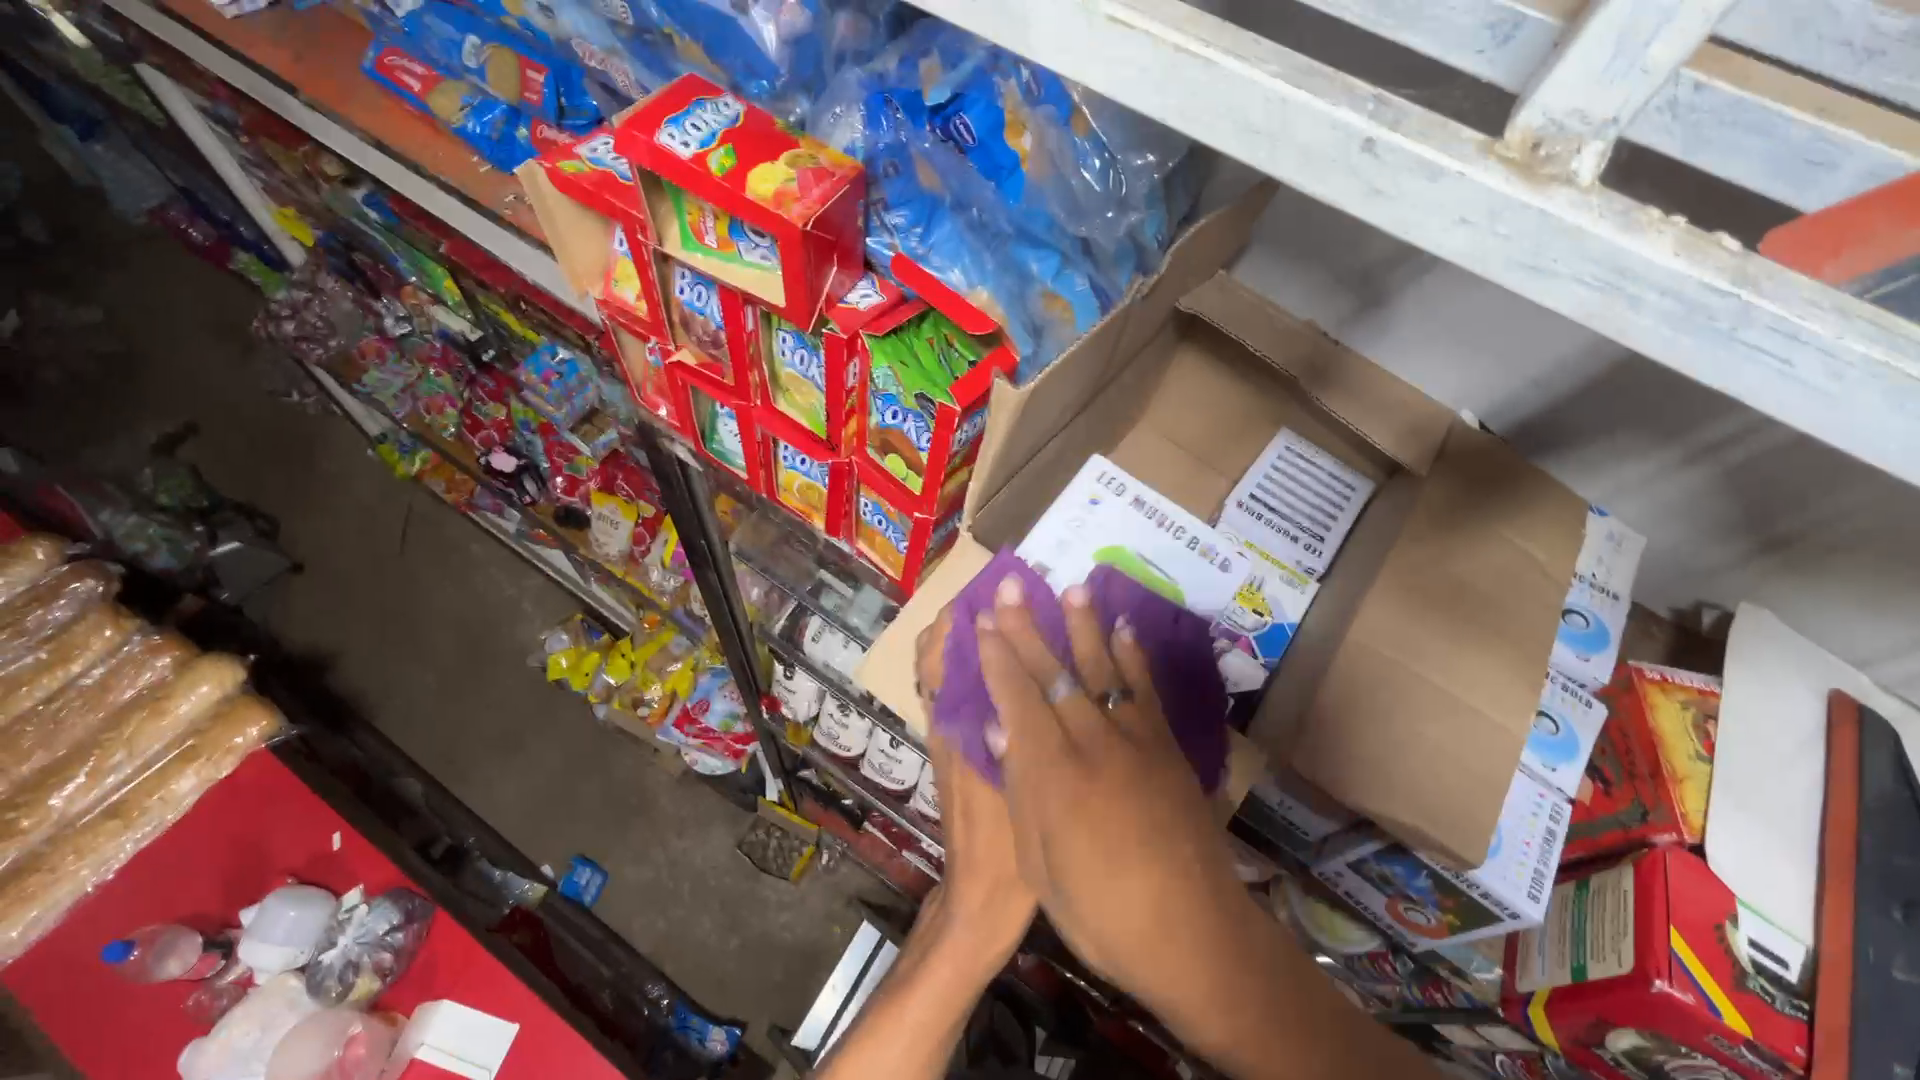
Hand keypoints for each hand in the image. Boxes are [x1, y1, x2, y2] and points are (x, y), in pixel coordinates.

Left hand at [914, 606, 1034, 960]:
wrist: (980, 900)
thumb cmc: (1002, 848)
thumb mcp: (1016, 786)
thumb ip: (1010, 730)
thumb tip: (1008, 667)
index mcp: (954, 728)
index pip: (939, 657)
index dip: (956, 620)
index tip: (987, 588)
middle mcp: (946, 727)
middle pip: (939, 660)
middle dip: (962, 623)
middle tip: (1004, 596)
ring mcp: (952, 742)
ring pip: (950, 678)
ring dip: (969, 645)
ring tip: (1011, 621)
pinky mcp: (962, 758)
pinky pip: (964, 700)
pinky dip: (978, 674)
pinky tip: (1016, 672)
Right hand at [974, 573, 1250, 1001]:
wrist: (1191, 933)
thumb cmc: (1101, 913)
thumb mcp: (1041, 862)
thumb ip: (1021, 788)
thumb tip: (998, 727)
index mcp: (1052, 771)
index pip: (1017, 696)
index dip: (996, 656)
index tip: (981, 620)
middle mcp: (1092, 741)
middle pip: (1054, 672)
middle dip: (1029, 627)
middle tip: (1014, 585)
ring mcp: (1135, 741)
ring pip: (1103, 669)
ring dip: (1084, 626)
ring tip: (1071, 587)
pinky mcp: (1168, 749)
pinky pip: (1146, 691)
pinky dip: (1134, 657)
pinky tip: (1124, 631)